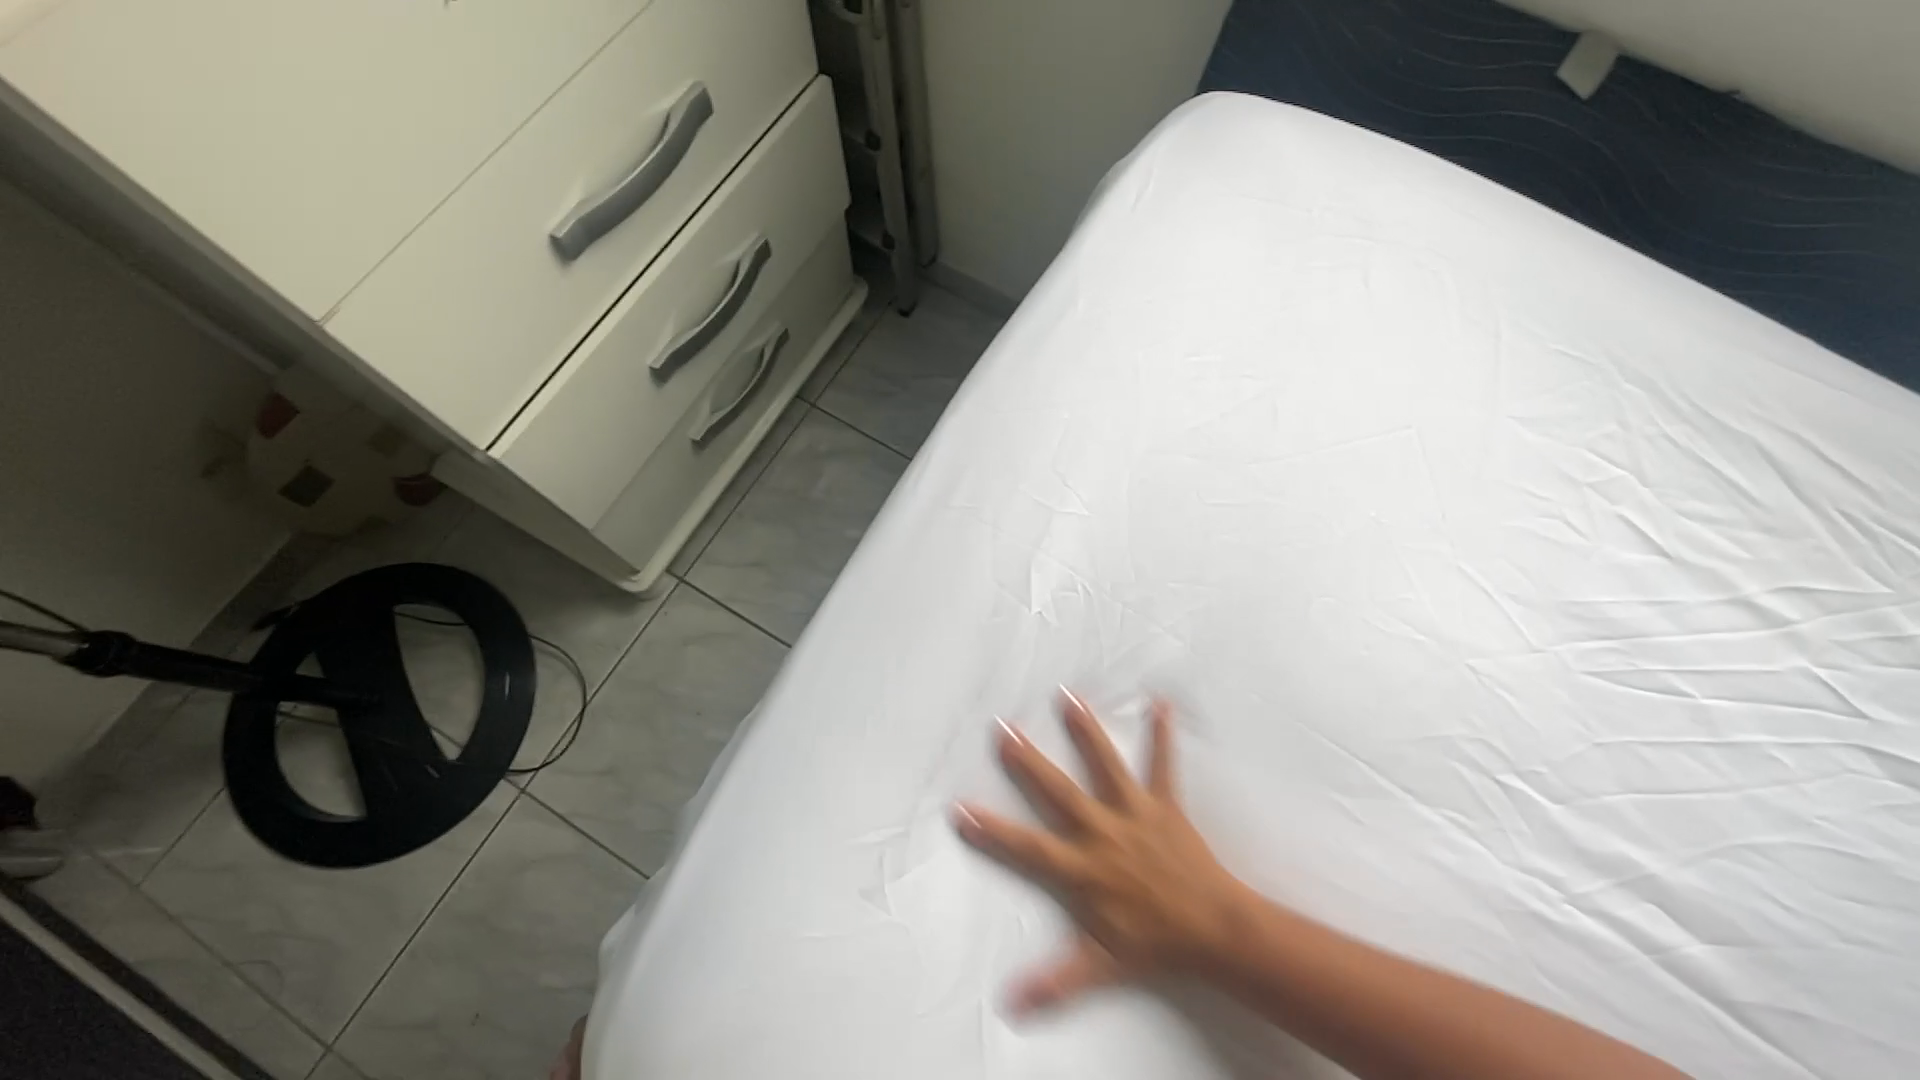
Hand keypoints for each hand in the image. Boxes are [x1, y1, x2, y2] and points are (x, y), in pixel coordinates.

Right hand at [954, 691, 1251, 1014]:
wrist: (1215, 931)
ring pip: (1105, 766)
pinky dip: (1163, 736)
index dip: (991, 829)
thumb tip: (1012, 1004)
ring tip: (1068, 697)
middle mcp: (1102, 833)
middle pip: (1059, 791)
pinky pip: (1163, 765)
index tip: (961, 809)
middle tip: (1004, 730)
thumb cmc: (1156, 945)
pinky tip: (1161, 704)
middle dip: (1029, 761)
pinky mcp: (1165, 806)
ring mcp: (1134, 814)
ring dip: (1086, 731)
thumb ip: (1055, 981)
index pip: (1027, 846)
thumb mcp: (1101, 965)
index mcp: (1082, 868)